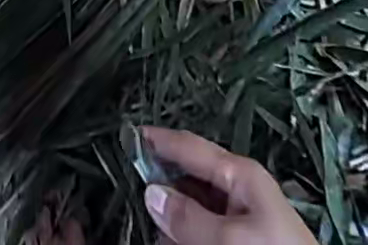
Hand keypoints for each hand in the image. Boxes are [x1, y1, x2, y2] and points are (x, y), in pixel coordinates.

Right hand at [139, 127, 318, 244]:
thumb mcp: (231, 240)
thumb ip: (189, 219)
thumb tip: (151, 192)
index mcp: (240, 174)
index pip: (190, 146)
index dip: (158, 139)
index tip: (127, 133)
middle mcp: (238, 189)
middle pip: (189, 176)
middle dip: (161, 182)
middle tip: (129, 184)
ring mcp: (240, 217)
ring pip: (193, 206)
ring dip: (171, 214)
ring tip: (148, 222)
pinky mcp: (239, 239)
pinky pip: (204, 228)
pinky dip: (185, 233)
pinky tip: (169, 239)